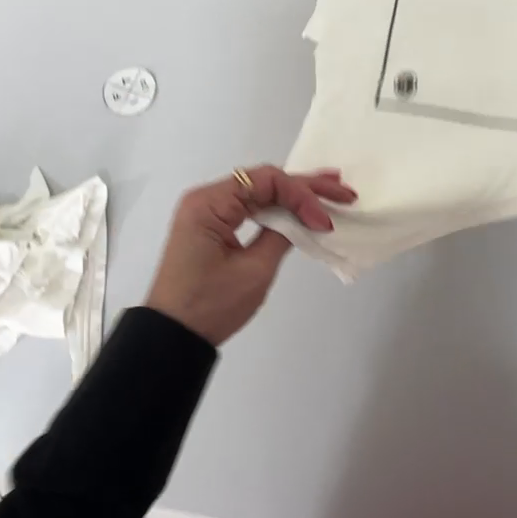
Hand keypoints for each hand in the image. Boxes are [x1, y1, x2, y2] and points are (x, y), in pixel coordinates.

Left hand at [144, 166, 355, 345]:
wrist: (173, 336)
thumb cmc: (210, 305)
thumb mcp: (253, 271)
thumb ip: (281, 235)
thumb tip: (302, 218)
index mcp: (209, 203)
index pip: (265, 181)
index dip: (301, 195)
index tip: (324, 221)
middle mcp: (206, 198)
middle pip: (263, 181)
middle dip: (304, 187)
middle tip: (343, 190)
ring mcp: (208, 212)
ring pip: (259, 193)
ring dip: (294, 195)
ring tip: (331, 192)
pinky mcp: (212, 227)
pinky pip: (249, 209)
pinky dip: (277, 209)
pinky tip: (302, 208)